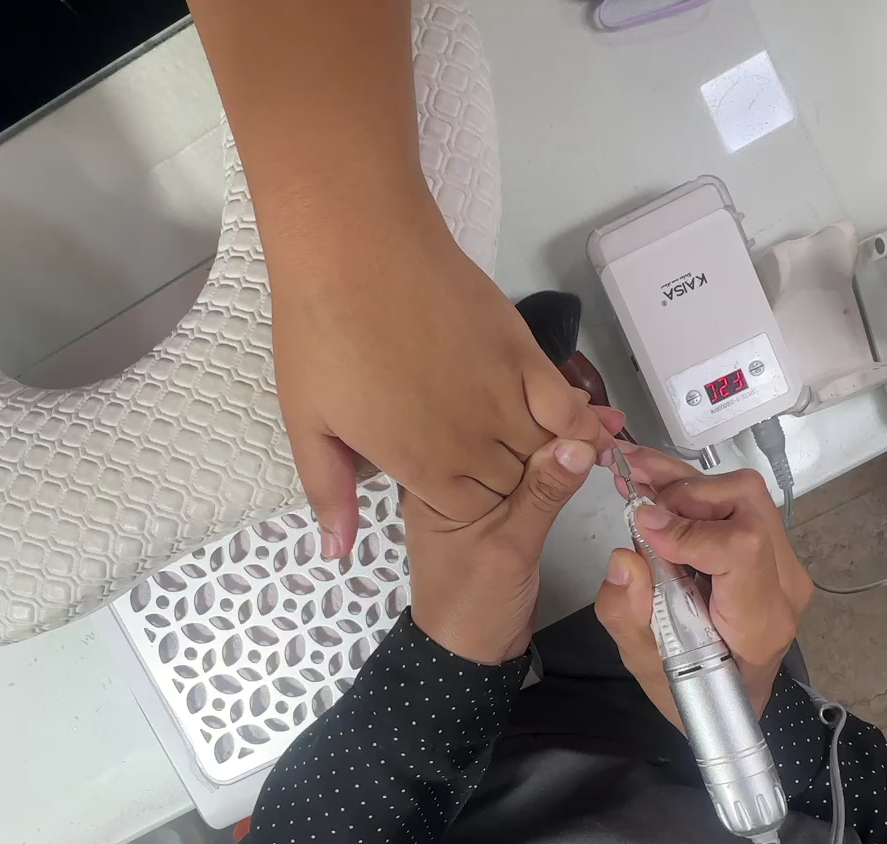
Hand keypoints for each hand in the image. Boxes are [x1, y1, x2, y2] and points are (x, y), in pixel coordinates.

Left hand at [270, 205, 610, 557]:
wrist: (355, 246)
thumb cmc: (321, 332)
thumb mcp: (307, 424)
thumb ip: (331, 493)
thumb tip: (337, 554)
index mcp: (421, 465)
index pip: (473, 508)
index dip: (474, 500)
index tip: (466, 482)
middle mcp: (470, 442)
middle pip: (512, 483)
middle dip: (509, 480)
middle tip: (496, 455)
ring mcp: (502, 397)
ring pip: (546, 449)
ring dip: (547, 453)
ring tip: (539, 442)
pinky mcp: (523, 355)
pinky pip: (566, 406)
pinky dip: (577, 422)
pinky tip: (579, 422)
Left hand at [404, 434, 599, 664]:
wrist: (467, 652)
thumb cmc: (474, 600)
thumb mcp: (511, 544)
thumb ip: (543, 493)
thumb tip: (579, 440)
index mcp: (436, 475)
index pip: (490, 427)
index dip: (541, 411)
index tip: (588, 403)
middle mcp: (452, 474)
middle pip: (509, 435)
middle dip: (560, 421)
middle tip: (610, 416)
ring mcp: (476, 492)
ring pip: (524, 454)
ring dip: (564, 441)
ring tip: (610, 426)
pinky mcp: (497, 508)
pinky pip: (529, 477)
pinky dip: (558, 465)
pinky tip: (586, 451)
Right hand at [594, 445, 813, 729]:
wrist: (729, 697)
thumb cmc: (689, 688)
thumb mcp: (642, 662)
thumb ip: (627, 614)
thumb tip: (623, 558)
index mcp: (757, 623)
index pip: (742, 549)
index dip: (689, 529)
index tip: (642, 527)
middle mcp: (782, 585)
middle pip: (746, 505)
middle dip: (682, 498)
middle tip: (639, 512)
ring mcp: (783, 562)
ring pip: (742, 492)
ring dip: (683, 484)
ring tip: (634, 476)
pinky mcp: (771, 546)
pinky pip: (737, 500)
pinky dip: (690, 487)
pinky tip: (653, 481)